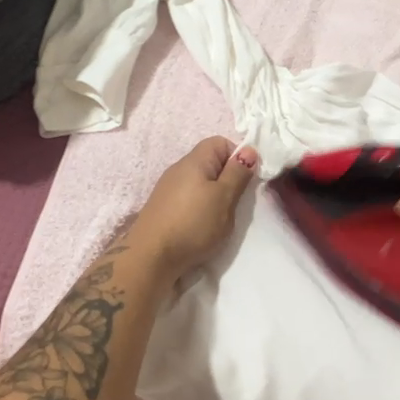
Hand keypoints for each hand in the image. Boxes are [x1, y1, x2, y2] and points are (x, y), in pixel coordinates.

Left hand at [128, 137, 259, 280]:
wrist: (151, 257)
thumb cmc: (193, 224)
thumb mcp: (223, 198)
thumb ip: (237, 174)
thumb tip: (248, 150)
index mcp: (194, 161)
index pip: (220, 142)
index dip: (237, 156)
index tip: (246, 179)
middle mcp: (179, 169)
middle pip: (210, 163)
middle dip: (228, 179)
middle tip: (235, 202)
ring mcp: (168, 189)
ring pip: (200, 183)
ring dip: (214, 197)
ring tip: (219, 218)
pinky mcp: (164, 208)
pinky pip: (189, 198)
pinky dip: (200, 208)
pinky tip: (201, 226)